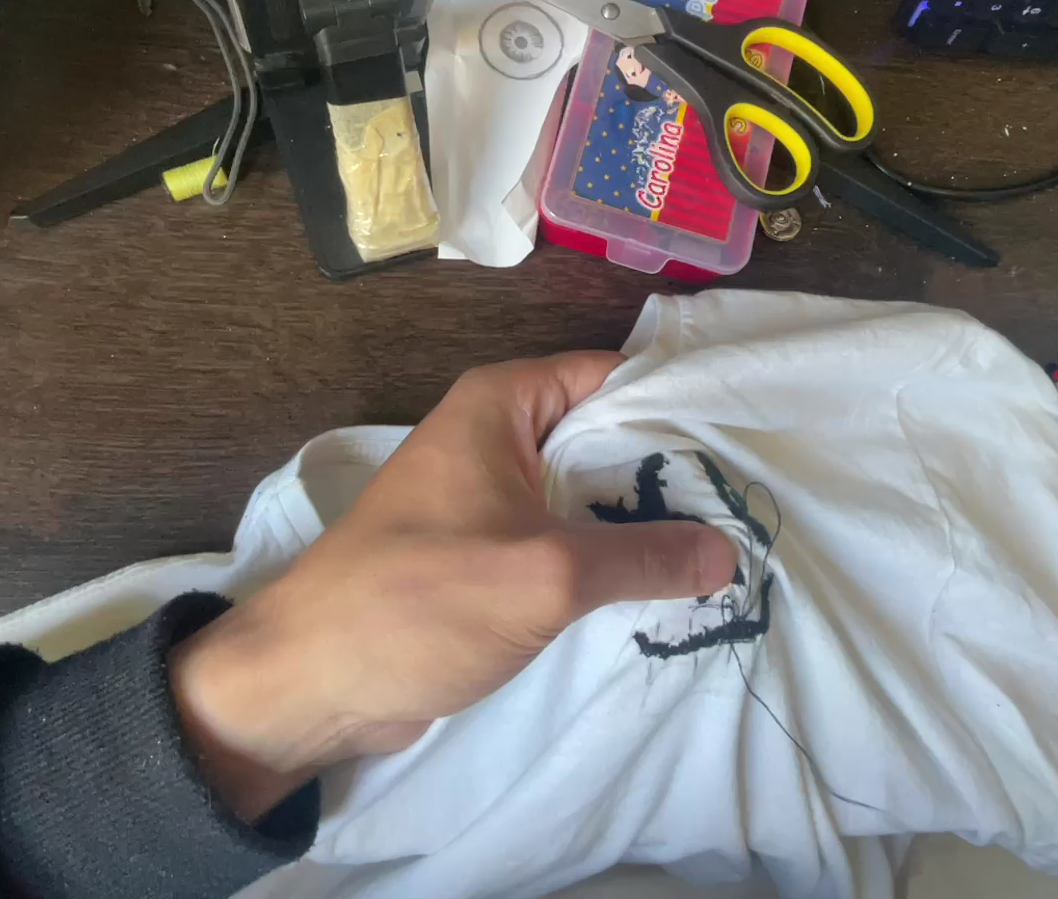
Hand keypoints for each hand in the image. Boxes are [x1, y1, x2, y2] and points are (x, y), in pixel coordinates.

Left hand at [169, 352, 736, 819]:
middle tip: (744, 505)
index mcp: (502, 404)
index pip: (608, 378)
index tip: (742, 439)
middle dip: (665, 471)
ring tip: (722, 546)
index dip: (674, 403)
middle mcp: (495, 434)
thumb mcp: (547, 574)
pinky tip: (659, 583)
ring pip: (582, 491)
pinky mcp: (483, 545)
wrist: (312, 680)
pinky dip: (601, 553)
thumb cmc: (422, 599)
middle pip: (600, 435)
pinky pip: (558, 533)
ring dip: (636, 519)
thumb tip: (725, 551)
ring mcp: (487, 493)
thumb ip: (642, 557)